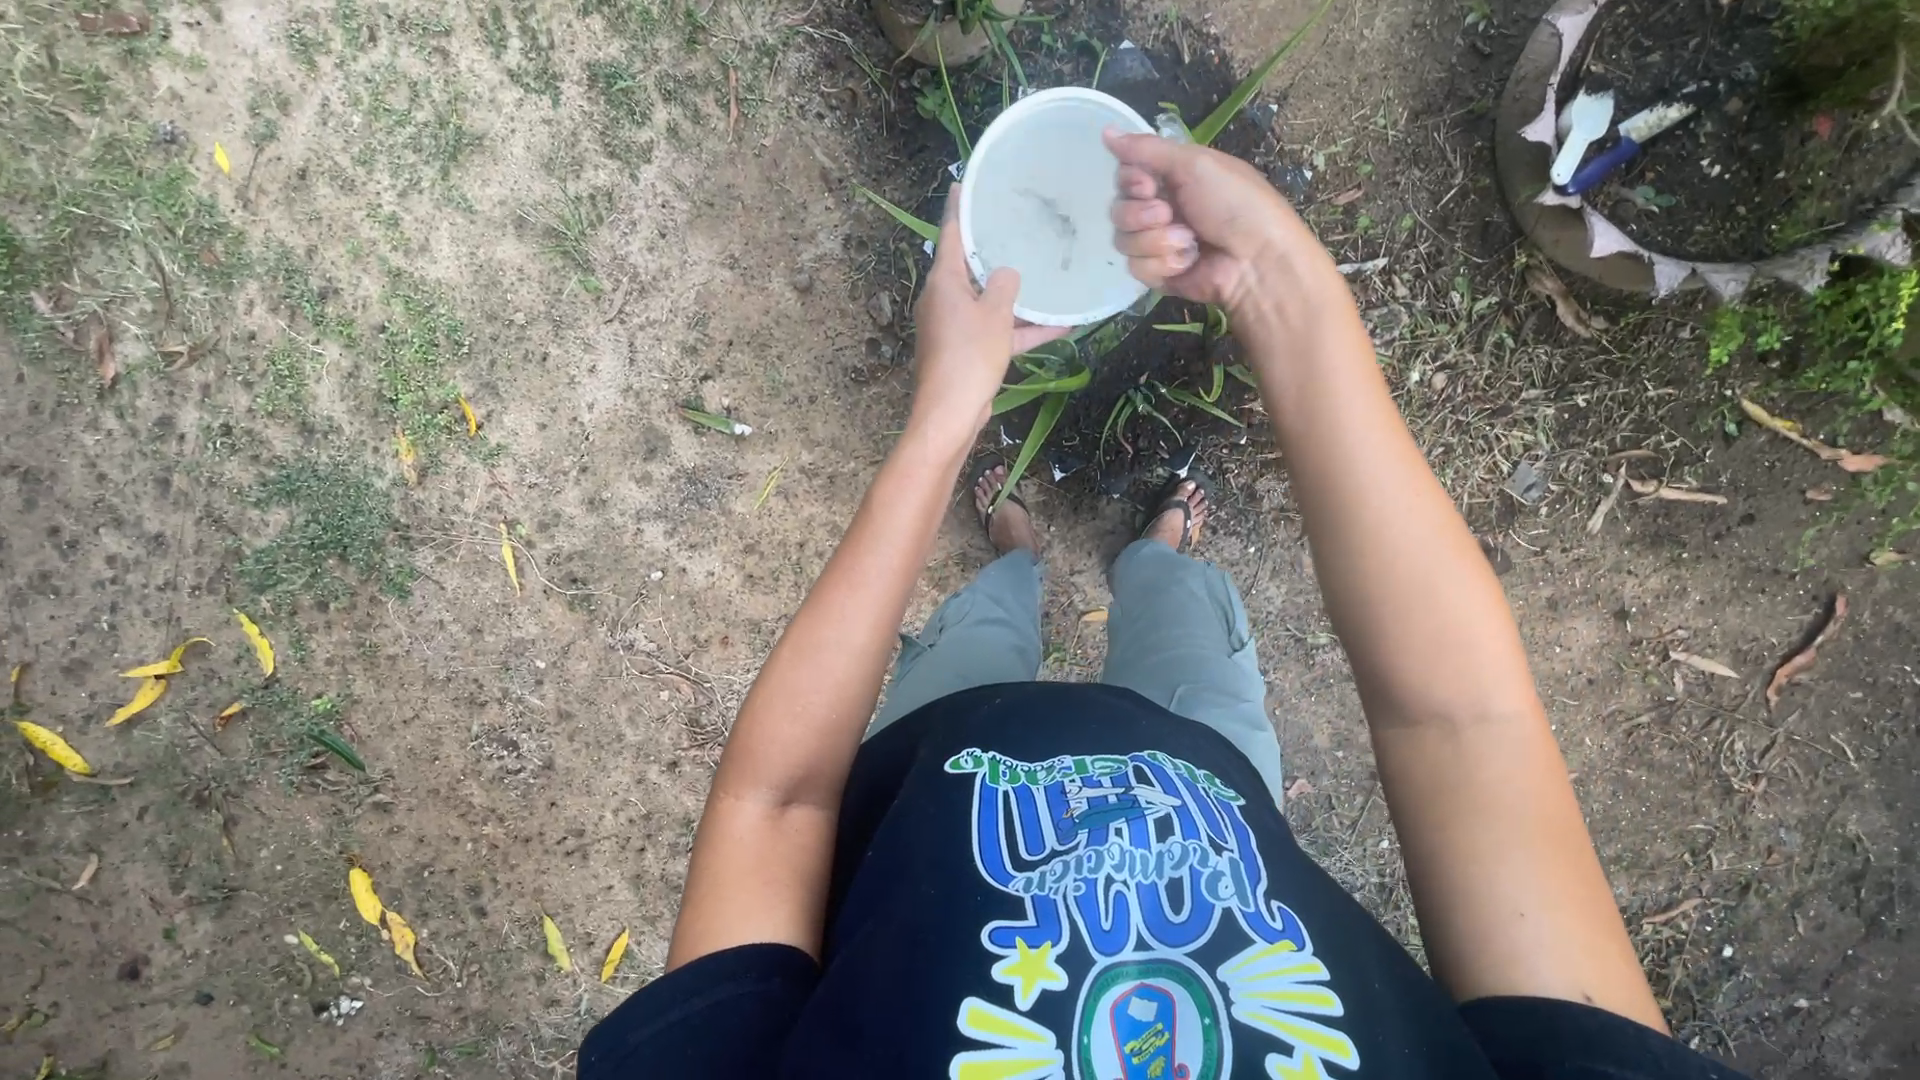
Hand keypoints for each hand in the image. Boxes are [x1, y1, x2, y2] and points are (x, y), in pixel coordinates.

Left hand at [911, 184, 1070, 445]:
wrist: (951, 414)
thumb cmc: (969, 356)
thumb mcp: (995, 314)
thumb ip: (1006, 286)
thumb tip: (1008, 274)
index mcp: (943, 282)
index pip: (950, 235)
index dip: (958, 208)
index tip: (963, 183)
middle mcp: (944, 301)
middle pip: (973, 269)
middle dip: (997, 253)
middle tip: (1020, 227)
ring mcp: (955, 329)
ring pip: (990, 304)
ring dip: (1020, 298)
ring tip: (1051, 276)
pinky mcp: (968, 353)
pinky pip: (998, 333)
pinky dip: (1023, 330)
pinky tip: (1062, 326)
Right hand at [1104, 131, 1324, 315]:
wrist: (1254, 259)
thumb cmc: (1234, 203)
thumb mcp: (1194, 164)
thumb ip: (1147, 149)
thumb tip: (1105, 131)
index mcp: (1171, 178)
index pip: (1125, 176)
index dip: (1130, 182)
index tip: (1149, 185)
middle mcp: (1160, 209)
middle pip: (1118, 209)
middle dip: (1141, 214)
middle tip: (1169, 214)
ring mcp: (1157, 244)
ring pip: (1123, 241)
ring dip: (1156, 241)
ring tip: (1188, 241)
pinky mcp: (1157, 274)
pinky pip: (1136, 268)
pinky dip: (1162, 264)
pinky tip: (1188, 262)